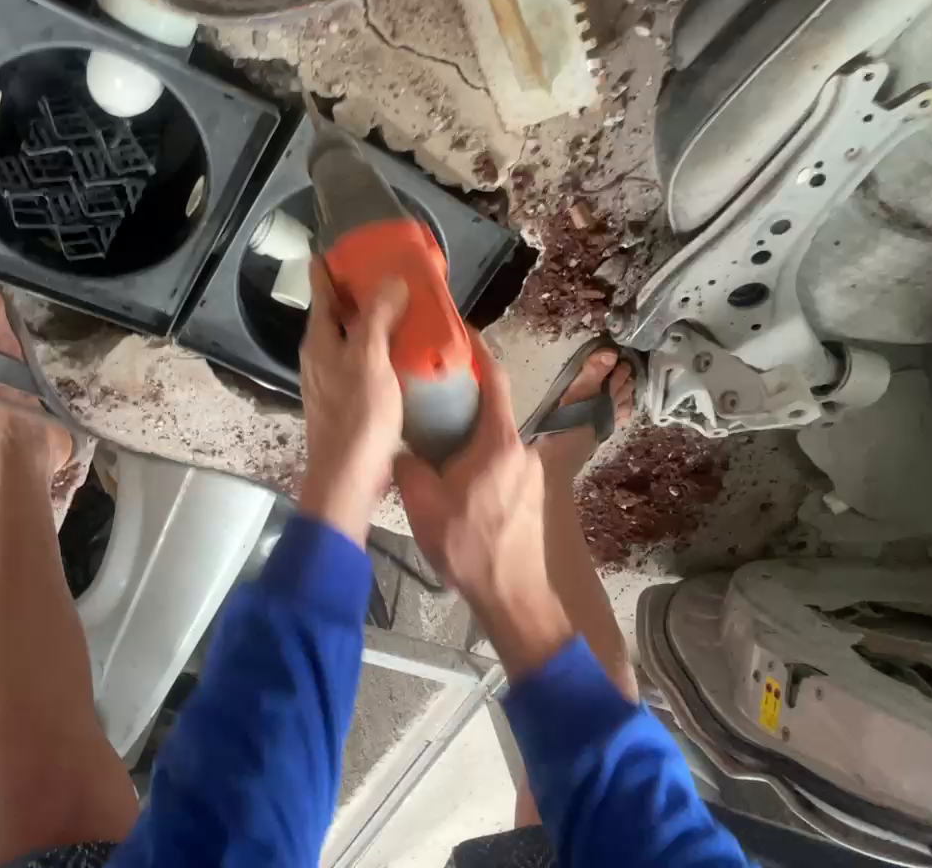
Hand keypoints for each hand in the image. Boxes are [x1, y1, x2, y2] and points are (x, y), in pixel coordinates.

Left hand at [298, 258, 408, 544]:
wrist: (348, 477)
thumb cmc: (357, 417)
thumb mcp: (369, 359)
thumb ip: (376, 317)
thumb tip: (390, 280)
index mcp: (319, 341)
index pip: (321, 292)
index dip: (330, 267)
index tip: (343, 246)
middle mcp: (320, 356)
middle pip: (337, 314)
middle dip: (358, 292)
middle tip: (389, 271)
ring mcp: (332, 379)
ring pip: (352, 338)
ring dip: (372, 321)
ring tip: (403, 306)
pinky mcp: (348, 400)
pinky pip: (364, 361)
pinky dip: (381, 348)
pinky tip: (404, 351)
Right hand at [394, 333, 570, 676]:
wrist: (519, 599)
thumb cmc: (471, 547)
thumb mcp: (423, 504)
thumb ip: (408, 468)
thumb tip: (397, 450)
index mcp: (498, 442)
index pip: (494, 379)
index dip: (478, 350)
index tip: (459, 331)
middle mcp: (522, 449)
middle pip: (493, 408)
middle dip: (464, 397)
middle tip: (428, 392)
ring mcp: (533, 473)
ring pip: (497, 439)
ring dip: (471, 435)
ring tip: (436, 440)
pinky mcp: (534, 495)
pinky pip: (503, 463)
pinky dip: (481, 459)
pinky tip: (456, 478)